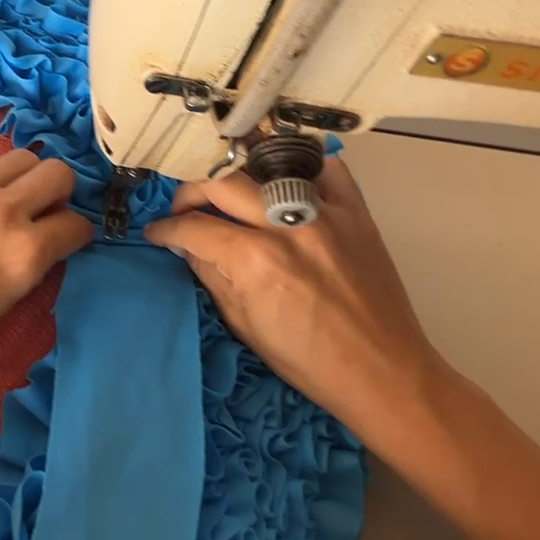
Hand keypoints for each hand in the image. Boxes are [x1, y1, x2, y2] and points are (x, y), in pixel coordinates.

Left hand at [0, 146, 94, 368]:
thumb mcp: (5, 301)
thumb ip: (34, 262)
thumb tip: (49, 234)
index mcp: (26, 253)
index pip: (77, 224)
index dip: (74, 232)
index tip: (63, 235)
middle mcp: (4, 213)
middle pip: (58, 173)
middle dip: (58, 192)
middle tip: (39, 206)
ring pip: (21, 156)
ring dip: (20, 177)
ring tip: (1, 195)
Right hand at [143, 158, 447, 432]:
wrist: (383, 373)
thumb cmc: (307, 360)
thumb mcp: (242, 323)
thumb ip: (208, 273)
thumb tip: (184, 242)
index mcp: (255, 262)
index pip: (194, 226)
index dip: (166, 229)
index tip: (157, 232)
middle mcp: (287, 227)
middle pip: (220, 182)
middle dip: (190, 193)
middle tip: (184, 211)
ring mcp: (326, 214)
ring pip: (265, 166)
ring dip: (236, 178)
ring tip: (228, 196)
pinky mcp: (357, 212)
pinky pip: (325, 168)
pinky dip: (299, 169)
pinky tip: (283, 184)